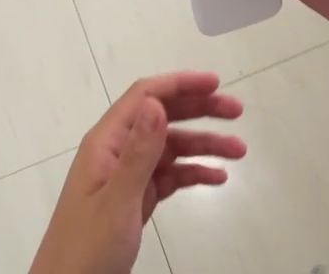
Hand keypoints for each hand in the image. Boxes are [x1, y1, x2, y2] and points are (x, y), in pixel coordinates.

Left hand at [29, 72, 244, 273]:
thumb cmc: (88, 245)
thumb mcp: (117, 200)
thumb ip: (138, 152)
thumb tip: (156, 103)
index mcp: (107, 141)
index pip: (145, 97)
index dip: (179, 84)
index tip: (215, 83)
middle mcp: (116, 150)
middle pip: (161, 117)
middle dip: (198, 109)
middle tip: (236, 111)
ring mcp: (126, 174)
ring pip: (169, 147)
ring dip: (203, 144)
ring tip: (240, 149)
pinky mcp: (135, 198)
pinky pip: (168, 176)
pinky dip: (192, 172)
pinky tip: (218, 177)